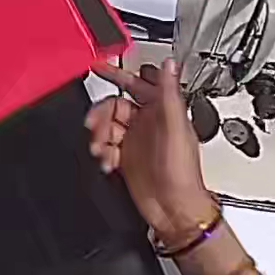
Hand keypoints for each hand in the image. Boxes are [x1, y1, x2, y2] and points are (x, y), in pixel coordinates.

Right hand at [88, 60, 214, 239]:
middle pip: (114, 105)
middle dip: (100, 112)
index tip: (98, 66)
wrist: (174, 210)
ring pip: (107, 125)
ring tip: (99, 147)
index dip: (117, 73)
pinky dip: (102, 152)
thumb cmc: (182, 172)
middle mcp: (147, 122)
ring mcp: (135, 140)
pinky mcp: (125, 158)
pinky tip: (106, 161)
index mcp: (161, 109)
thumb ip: (169, 93)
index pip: (136, 82)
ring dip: (99, 134)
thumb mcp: (175, 127)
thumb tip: (170, 64)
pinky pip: (105, 146)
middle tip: (92, 123)